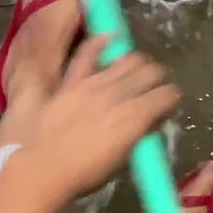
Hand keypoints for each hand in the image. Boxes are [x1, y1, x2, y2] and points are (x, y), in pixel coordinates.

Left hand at [18, 37, 180, 202]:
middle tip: (156, 87)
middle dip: (159, 78)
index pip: (167, 95)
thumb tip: (153, 119)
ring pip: (128, 59)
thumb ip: (139, 134)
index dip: (172, 97)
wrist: (40, 171)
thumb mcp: (121, 160)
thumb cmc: (83, 175)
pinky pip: (88, 52)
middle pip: (151, 72)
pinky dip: (101, 41)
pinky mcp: (72, 80)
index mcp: (135, 117)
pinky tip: (112, 37)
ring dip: (138, 63)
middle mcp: (119, 95)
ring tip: (137, 70)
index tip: (170, 102)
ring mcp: (94, 84)